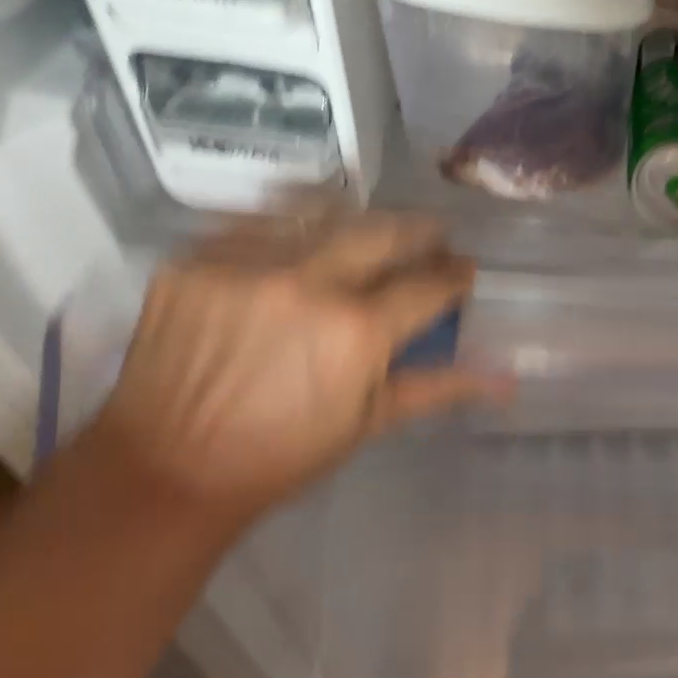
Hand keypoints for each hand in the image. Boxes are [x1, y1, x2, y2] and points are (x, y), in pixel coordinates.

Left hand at [85, 203, 508, 523]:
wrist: (172, 463)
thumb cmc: (286, 453)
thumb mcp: (370, 421)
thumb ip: (438, 386)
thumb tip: (504, 381)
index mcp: (359, 330)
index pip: (427, 285)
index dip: (455, 276)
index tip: (465, 271)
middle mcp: (307, 282)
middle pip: (380, 232)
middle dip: (417, 232)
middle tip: (432, 236)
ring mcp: (245, 263)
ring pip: (317, 214)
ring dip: (356, 220)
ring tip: (368, 231)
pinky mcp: (195, 258)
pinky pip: (254, 224)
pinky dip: (288, 228)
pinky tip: (300, 242)